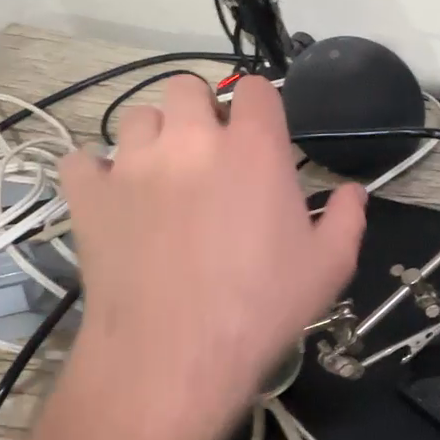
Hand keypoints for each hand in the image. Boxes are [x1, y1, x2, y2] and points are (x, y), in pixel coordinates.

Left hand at [59, 75, 364, 427]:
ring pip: (137, 117)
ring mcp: (132, 163)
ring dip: (156, 138)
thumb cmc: (266, 307)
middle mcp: (191, 141)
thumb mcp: (330, 267)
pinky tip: (120, 201)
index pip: (255, 89)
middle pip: (187, 88)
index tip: (263, 137)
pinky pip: (85, 159)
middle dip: (203, 112)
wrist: (177, 351)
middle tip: (214, 158)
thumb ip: (347, 219)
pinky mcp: (88, 193)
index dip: (261, 107)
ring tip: (168, 180)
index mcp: (255, 150)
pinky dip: (101, 172)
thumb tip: (354, 192)